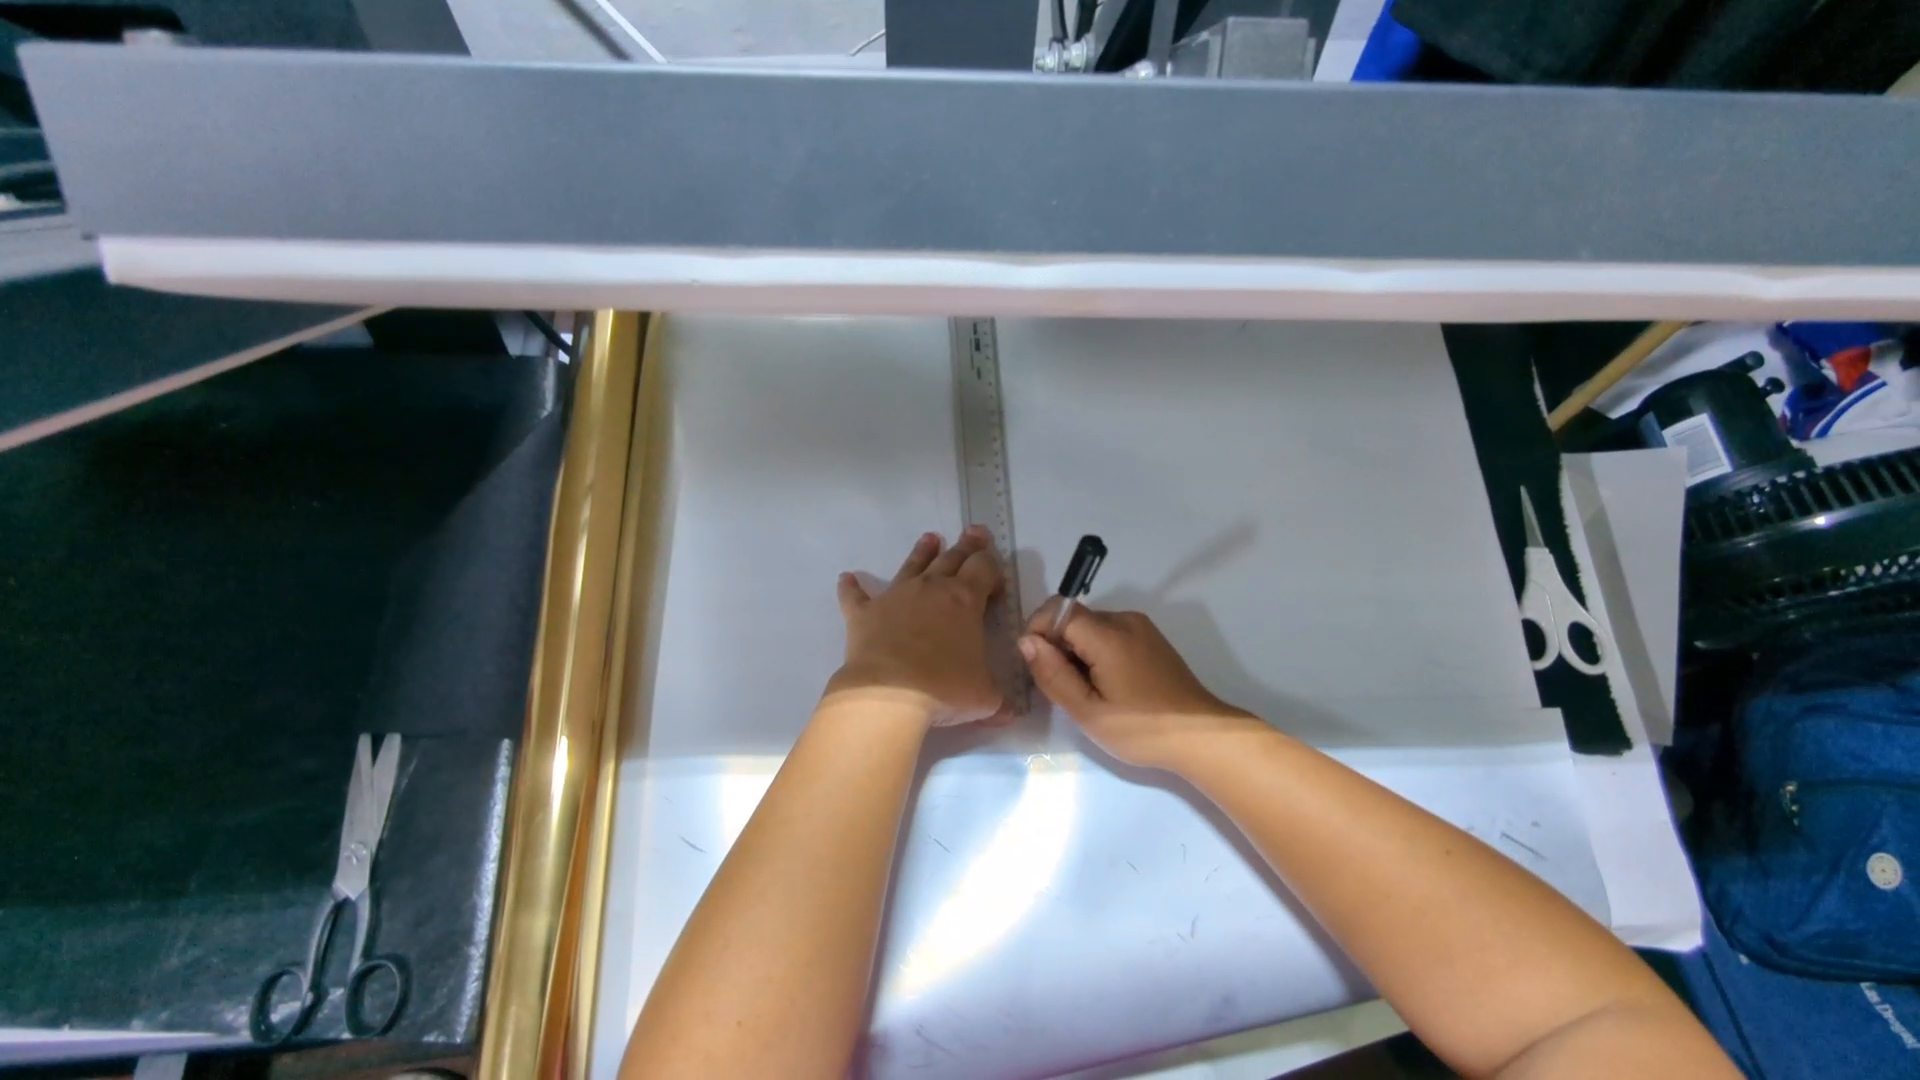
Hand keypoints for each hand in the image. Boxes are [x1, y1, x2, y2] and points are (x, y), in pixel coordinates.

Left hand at [829, 527, 1006, 726]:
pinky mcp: (864, 613)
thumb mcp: (985, 697)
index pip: (984, 569)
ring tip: (930, 538)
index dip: (993, 568)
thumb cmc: (944, 689)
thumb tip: (1012, 712)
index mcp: (965, 601)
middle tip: (974, 532)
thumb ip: (999, 699)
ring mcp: (895, 597)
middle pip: (952, 558)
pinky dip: (852, 587)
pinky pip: (856, 596)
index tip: (996, 578)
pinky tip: (846, 578)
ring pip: (912, 566)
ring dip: (922, 552)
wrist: (888, 694)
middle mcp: (931, 589)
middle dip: (966, 546)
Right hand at [1019, 601, 1260, 770]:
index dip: (1038, 632)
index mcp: (1108, 634)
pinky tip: (1107, 687)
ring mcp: (1141, 628)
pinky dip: (1097, 654)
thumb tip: (1025, 641)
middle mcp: (1125, 620)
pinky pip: (1111, 635)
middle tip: (1061, 689)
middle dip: (1057, 646)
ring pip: (1092, 628)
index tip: (1035, 666)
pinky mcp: (1151, 640)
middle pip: (1075, 618)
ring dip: (1077, 652)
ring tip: (1085, 693)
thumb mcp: (1089, 711)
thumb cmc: (1142, 729)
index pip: (1057, 610)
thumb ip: (1053, 674)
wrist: (1202, 737)